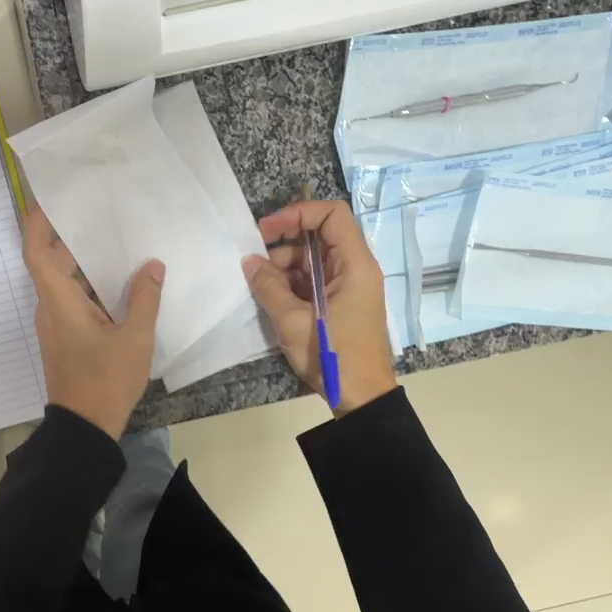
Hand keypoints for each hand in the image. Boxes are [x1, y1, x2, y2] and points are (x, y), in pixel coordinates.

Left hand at [22, 205, 162, 438]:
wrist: (86, 427)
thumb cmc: (105, 381)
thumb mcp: (134, 339)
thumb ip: (144, 299)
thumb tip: (151, 266)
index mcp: (59, 302)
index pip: (37, 252)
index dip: (39, 223)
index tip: (52, 198)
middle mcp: (51, 309)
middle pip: (54, 263)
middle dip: (74, 238)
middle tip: (101, 212)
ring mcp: (57, 325)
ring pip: (65, 283)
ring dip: (85, 263)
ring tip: (117, 240)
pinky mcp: (66, 338)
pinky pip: (74, 301)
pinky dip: (91, 287)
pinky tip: (121, 282)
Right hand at [243, 200, 396, 415]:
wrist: (361, 397)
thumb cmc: (333, 356)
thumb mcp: (293, 322)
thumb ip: (269, 287)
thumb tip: (249, 262)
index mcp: (354, 266)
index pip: (332, 215)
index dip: (298, 214)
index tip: (267, 230)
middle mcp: (355, 269)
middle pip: (319, 237)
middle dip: (284, 243)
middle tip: (254, 259)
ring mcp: (348, 288)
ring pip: (313, 261)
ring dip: (284, 267)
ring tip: (259, 285)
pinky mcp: (340, 305)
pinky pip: (314, 282)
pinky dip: (291, 285)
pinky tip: (270, 298)